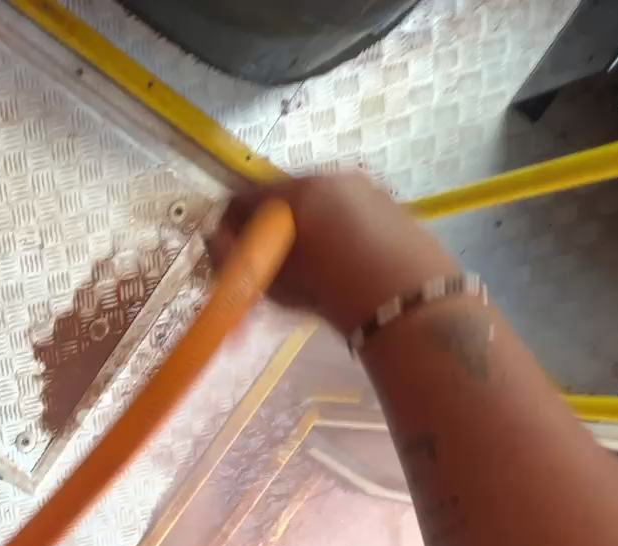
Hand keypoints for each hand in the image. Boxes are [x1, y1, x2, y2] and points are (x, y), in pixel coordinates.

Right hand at [207, 172, 461, 332]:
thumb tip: (216, 238)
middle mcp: (329, 177)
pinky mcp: (386, 202)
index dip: (227, 227)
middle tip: (263, 262)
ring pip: (312, 204)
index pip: (242, 199)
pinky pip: (341, 211)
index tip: (228, 255)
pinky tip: (332, 260)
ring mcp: (362, 186)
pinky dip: (327, 230)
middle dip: (264, 226)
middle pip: (279, 198)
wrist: (401, 296)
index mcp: (295, 191)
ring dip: (297, 228)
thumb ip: (234, 256)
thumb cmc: (323, 287)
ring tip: (300, 264)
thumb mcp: (267, 278)